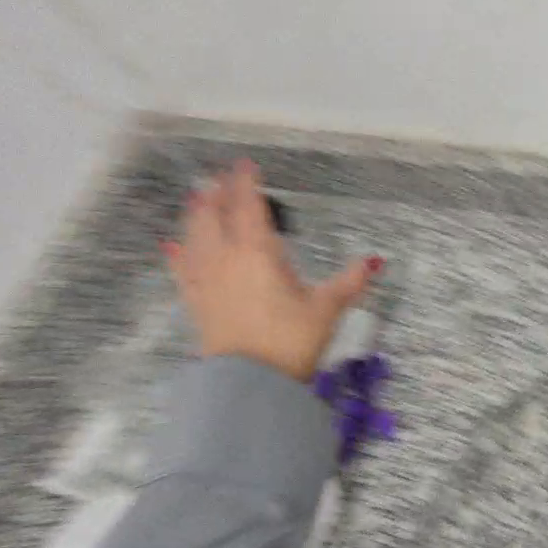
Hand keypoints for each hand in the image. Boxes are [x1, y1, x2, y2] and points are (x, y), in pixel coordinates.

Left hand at [161, 159, 378, 382]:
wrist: (249, 383)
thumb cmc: (290, 340)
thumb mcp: (326, 310)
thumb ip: (349, 283)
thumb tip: (375, 261)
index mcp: (257, 253)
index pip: (248, 207)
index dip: (247, 183)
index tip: (246, 165)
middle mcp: (224, 259)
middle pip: (214, 215)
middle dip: (218, 193)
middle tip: (221, 177)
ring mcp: (204, 280)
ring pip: (193, 236)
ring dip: (196, 215)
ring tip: (199, 199)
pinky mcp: (195, 302)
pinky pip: (181, 268)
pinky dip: (178, 252)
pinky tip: (172, 245)